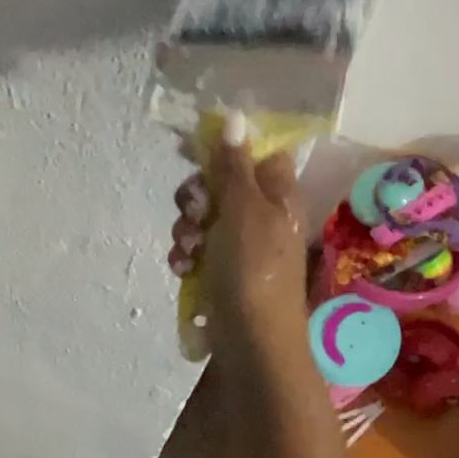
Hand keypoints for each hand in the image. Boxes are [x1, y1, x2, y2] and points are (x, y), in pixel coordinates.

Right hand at [169, 116, 308, 318]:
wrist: (249, 340)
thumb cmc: (252, 271)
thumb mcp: (243, 211)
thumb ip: (234, 167)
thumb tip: (235, 117)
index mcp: (276, 194)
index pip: (251, 153)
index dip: (221, 148)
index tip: (188, 149)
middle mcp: (258, 216)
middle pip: (217, 186)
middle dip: (194, 198)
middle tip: (193, 214)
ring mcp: (237, 247)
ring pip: (200, 220)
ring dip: (184, 231)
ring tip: (187, 253)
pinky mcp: (218, 273)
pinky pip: (194, 251)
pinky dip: (184, 258)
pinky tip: (182, 271)